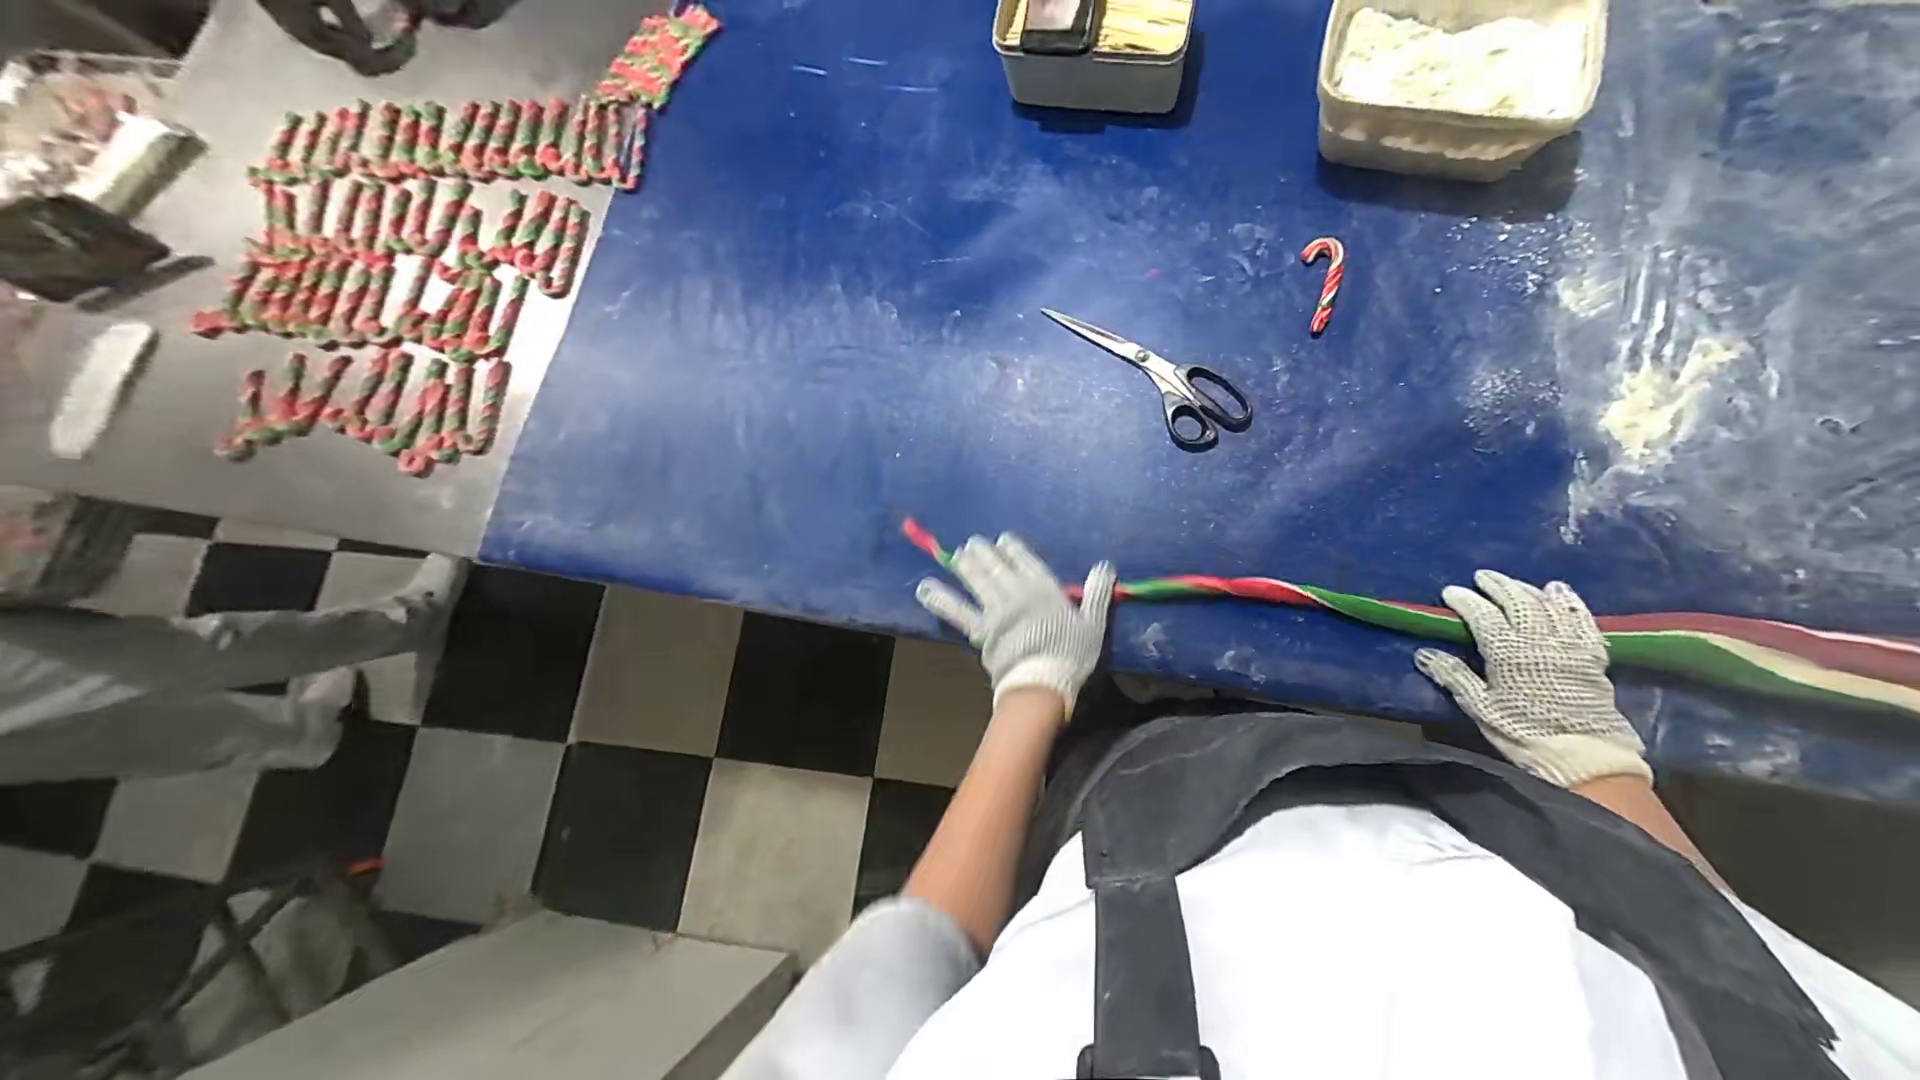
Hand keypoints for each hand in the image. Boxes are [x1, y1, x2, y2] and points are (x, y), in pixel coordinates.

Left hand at [915, 534, 1114, 712]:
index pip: (1023, 557)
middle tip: (974, 543)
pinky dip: (940, 597)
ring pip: (975, 579)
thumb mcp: (1093, 623)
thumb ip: (1097, 593)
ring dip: (965, 564)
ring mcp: (994, 609)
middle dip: (983, 551)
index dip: (1011, 547)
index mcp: (1043, 587)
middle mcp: (1015, 591)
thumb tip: (1106, 566)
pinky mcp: (979, 629)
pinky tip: (925, 587)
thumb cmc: (1072, 654)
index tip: (1003, 542)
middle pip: (994, 564)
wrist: (1043, 684)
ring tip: (957, 554)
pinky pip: (956, 610)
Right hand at [1414, 570, 1650, 787]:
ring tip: (1514, 582)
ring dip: (1529, 590)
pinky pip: (1582, 620)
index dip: (1465, 600)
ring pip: (1548, 606)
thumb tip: (1423, 653)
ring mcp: (1570, 647)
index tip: (1450, 592)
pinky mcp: (1592, 656)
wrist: (1585, 756)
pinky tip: (1560, 591)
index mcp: (1508, 653)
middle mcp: (1540, 642)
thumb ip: (1454, 676)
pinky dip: (1570, 602)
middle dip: (1499, 586)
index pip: (1483, 616)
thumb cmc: (1524, 731)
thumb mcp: (1480, 707)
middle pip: (1518, 603)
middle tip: (1482, 577)